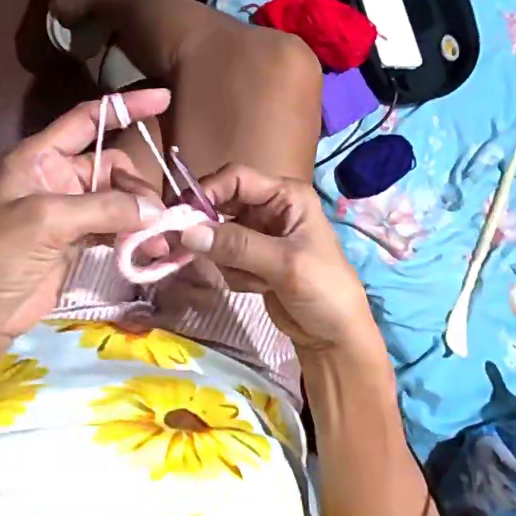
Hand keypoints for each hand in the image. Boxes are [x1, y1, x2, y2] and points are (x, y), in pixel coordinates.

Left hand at [0, 90, 169, 350]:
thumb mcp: (46, 219)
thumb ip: (103, 208)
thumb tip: (154, 212)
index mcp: (40, 157)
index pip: (87, 119)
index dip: (124, 107)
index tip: (163, 99)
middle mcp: (57, 178)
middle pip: (112, 166)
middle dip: (137, 188)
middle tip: (155, 218)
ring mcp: (68, 212)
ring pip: (118, 200)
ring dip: (141, 217)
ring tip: (156, 241)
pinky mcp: (77, 242)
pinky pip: (115, 229)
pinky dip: (134, 237)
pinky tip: (150, 252)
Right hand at [180, 163, 380, 353]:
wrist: (334, 336)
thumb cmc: (323, 290)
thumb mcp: (284, 264)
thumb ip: (237, 246)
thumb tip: (188, 232)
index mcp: (286, 195)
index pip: (236, 178)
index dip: (207, 191)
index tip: (182, 216)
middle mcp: (271, 207)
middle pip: (222, 203)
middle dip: (210, 229)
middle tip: (190, 249)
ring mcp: (260, 232)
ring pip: (218, 232)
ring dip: (226, 258)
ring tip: (253, 279)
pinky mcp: (251, 257)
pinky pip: (223, 255)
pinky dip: (232, 272)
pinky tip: (257, 286)